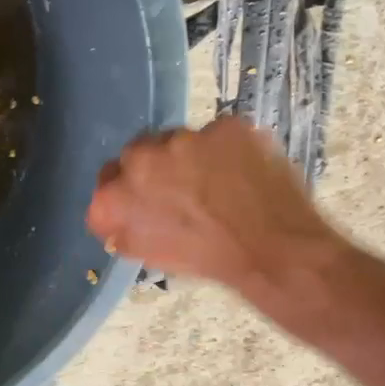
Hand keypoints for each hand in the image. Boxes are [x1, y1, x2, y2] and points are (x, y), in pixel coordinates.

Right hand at [86, 117, 345, 292]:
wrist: (276, 249)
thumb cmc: (207, 258)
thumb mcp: (147, 253)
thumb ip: (120, 229)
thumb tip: (115, 219)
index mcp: (115, 194)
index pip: (108, 178)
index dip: (128, 187)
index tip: (145, 198)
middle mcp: (140, 159)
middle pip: (138, 152)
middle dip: (155, 166)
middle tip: (181, 188)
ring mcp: (185, 138)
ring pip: (179, 141)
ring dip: (189, 157)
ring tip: (216, 182)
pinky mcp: (226, 127)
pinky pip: (219, 135)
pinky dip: (226, 150)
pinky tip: (241, 172)